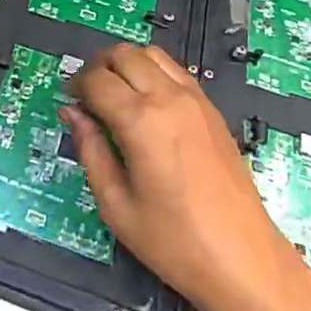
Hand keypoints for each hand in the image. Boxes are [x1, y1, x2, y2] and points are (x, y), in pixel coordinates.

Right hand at [63, 45, 310, 310]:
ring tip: (115, 91)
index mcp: (140, 121)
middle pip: (124, 54)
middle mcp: (167, 97)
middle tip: (87, 92)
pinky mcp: (210, 106)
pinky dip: (153, 69)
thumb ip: (90, 151)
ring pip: (151, 53)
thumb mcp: (117, 205)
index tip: (69, 100)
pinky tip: (146, 98)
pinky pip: (175, 68)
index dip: (77, 85)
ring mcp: (193, 97)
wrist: (241, 257)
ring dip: (127, 62)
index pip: (97, 80)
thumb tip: (72, 113)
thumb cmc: (173, 241)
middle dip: (99, 65)